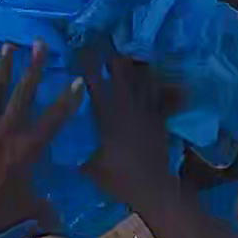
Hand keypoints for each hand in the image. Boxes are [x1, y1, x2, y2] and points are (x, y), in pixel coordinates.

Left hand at [0, 42, 84, 237]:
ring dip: (1, 69)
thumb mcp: (28, 210)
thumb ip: (45, 209)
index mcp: (27, 147)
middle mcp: (6, 131)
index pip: (54, 119)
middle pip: (23, 94)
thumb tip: (59, 220)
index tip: (78, 79)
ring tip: (7, 46)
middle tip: (39, 43)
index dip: (68, 100)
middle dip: (34, 67)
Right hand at [81, 52, 180, 207]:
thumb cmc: (119, 179)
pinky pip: (162, 99)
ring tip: (133, 64)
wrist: (152, 187)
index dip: (89, 65)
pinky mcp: (160, 120)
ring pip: (144, 82)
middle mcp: (126, 108)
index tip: (83, 51)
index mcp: (107, 116)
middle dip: (116, 60)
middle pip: (123, 74)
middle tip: (110, 54)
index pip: (95, 84)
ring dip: (138, 71)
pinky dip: (163, 91)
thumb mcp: (94, 170)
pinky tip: (164, 85)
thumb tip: (74, 160)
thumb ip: (84, 161)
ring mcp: (146, 112)